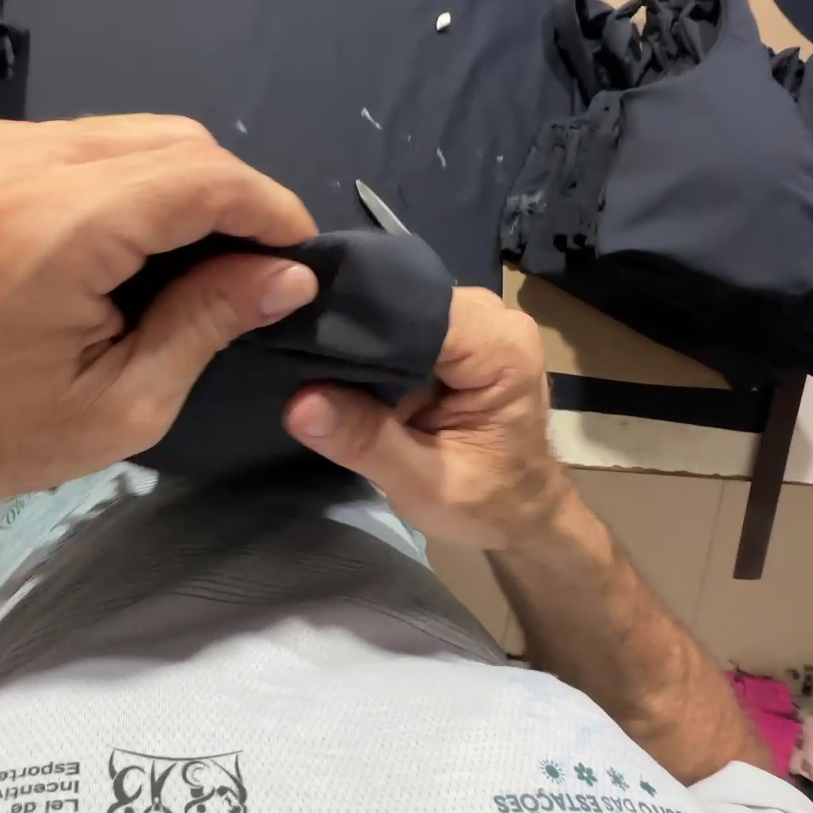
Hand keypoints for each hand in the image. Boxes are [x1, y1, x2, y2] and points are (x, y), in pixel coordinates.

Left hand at [0, 115, 319, 552]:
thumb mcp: (124, 405)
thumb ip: (208, 322)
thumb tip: (288, 276)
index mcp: (50, 230)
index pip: (199, 178)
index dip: (268, 208)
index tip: (301, 252)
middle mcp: (10, 158)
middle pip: (172, 139)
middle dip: (232, 197)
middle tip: (256, 263)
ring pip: (132, 133)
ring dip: (183, 188)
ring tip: (202, 257)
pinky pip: (84, 143)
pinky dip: (132, 184)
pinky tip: (137, 241)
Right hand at [283, 287, 575, 549]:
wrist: (521, 511)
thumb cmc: (486, 503)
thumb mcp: (422, 483)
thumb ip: (364, 440)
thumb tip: (297, 403)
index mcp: (499, 347)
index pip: (413, 308)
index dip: (356, 322)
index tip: (299, 337)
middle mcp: (492, 318)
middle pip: (403, 301)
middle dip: (350, 328)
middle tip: (291, 349)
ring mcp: (474, 320)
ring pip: (397, 309)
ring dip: (356, 336)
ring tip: (304, 355)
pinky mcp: (455, 333)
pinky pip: (402, 325)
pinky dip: (370, 347)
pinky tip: (335, 364)